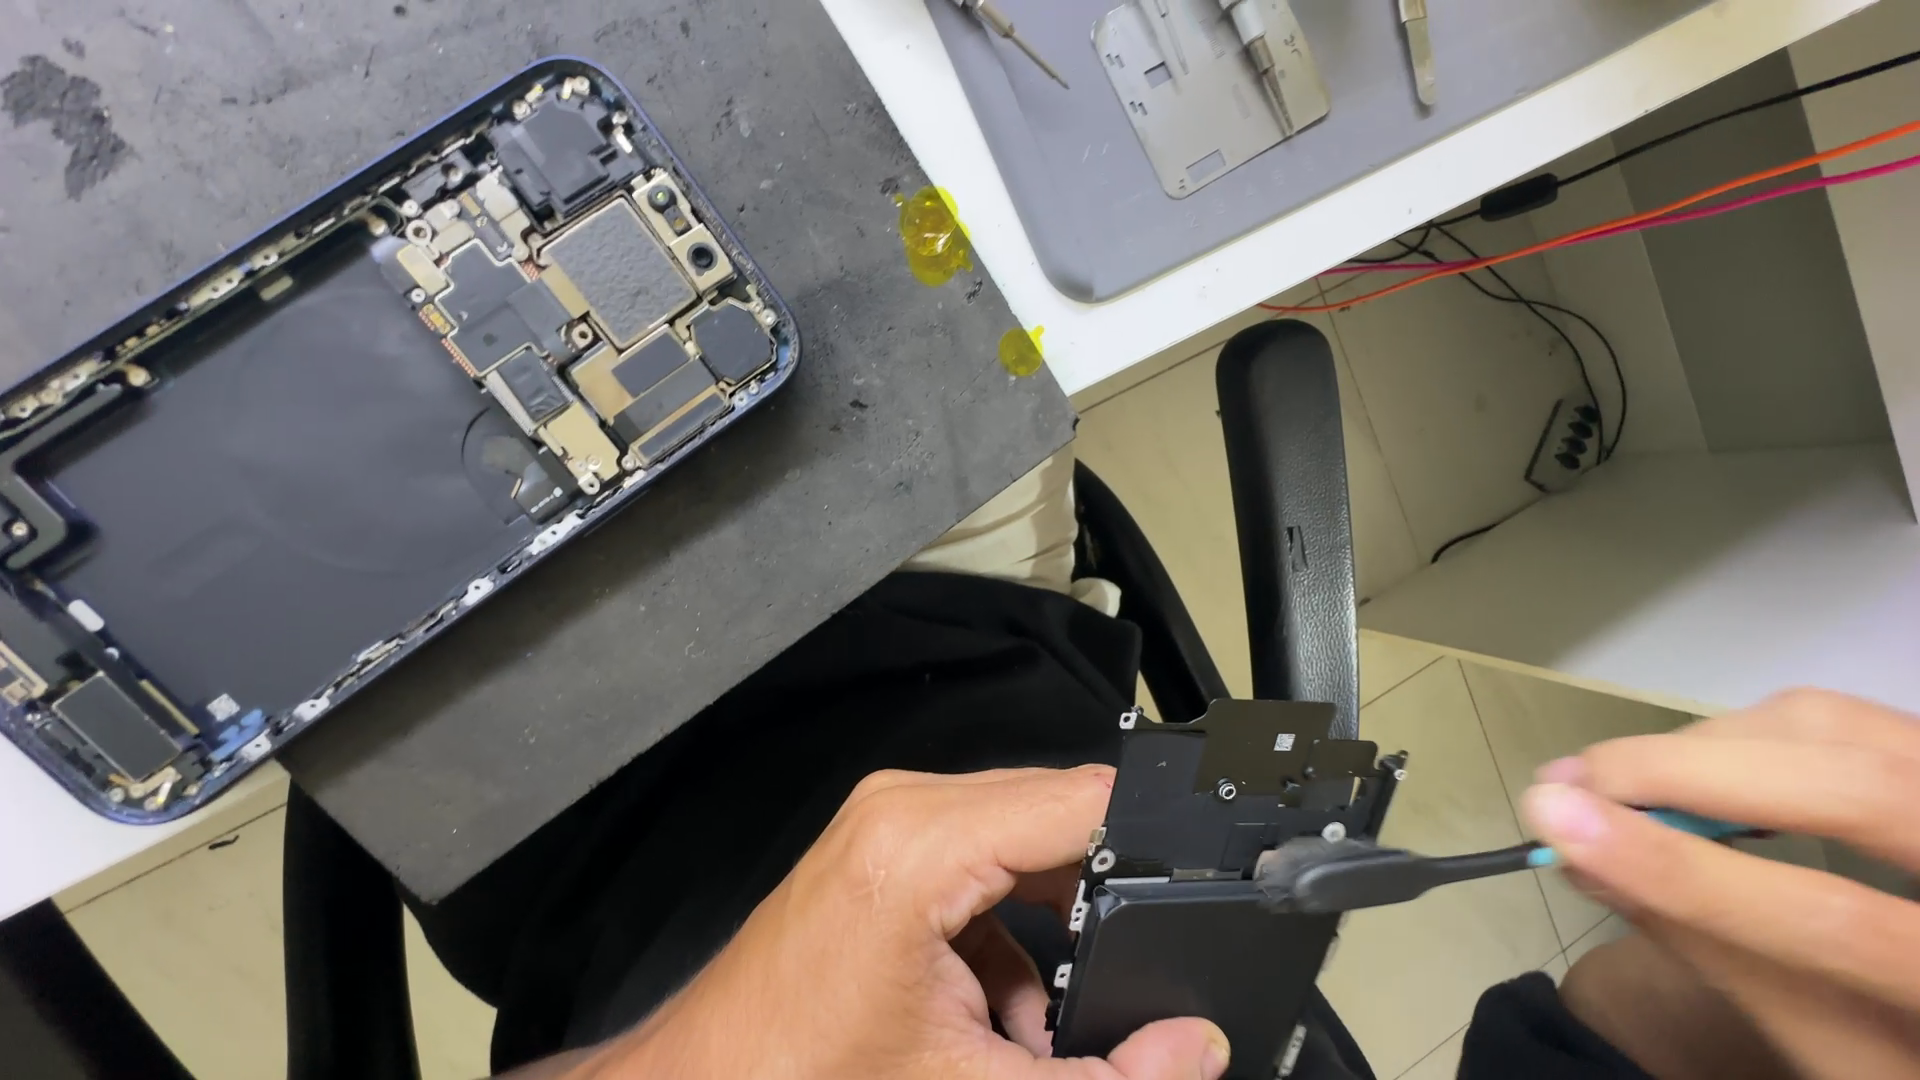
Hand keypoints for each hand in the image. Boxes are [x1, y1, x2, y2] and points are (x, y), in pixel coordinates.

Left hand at [572, 767, 1230, 1079]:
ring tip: (1038, 1009)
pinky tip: (1002, 1000)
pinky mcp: (886, 837)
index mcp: (920, 846)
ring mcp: (891, 815)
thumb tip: (1189, 1049)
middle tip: (1109, 976)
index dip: (1147, 837)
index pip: (1077, 800)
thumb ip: (1100, 1078)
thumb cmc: (799, 1077)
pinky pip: (982, 850)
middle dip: (1098, 891)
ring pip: (1022, 833)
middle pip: (1053, 810)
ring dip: (1053, 910)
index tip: (1191, 882)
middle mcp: (905, 807)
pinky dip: (1011, 915)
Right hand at [1522, 689, 1919, 1079]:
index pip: (1841, 923)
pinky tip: (1691, 772)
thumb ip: (1720, 957)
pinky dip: (1741, 734)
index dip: (1686, 871)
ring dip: (1701, 746)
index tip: (1552, 823)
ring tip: (1618, 778)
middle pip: (1858, 784)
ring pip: (1830, 725)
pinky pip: (1839, 718)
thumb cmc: (1905, 1052)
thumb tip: (1577, 857)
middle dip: (1681, 773)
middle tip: (1568, 781)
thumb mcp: (1834, 1051)